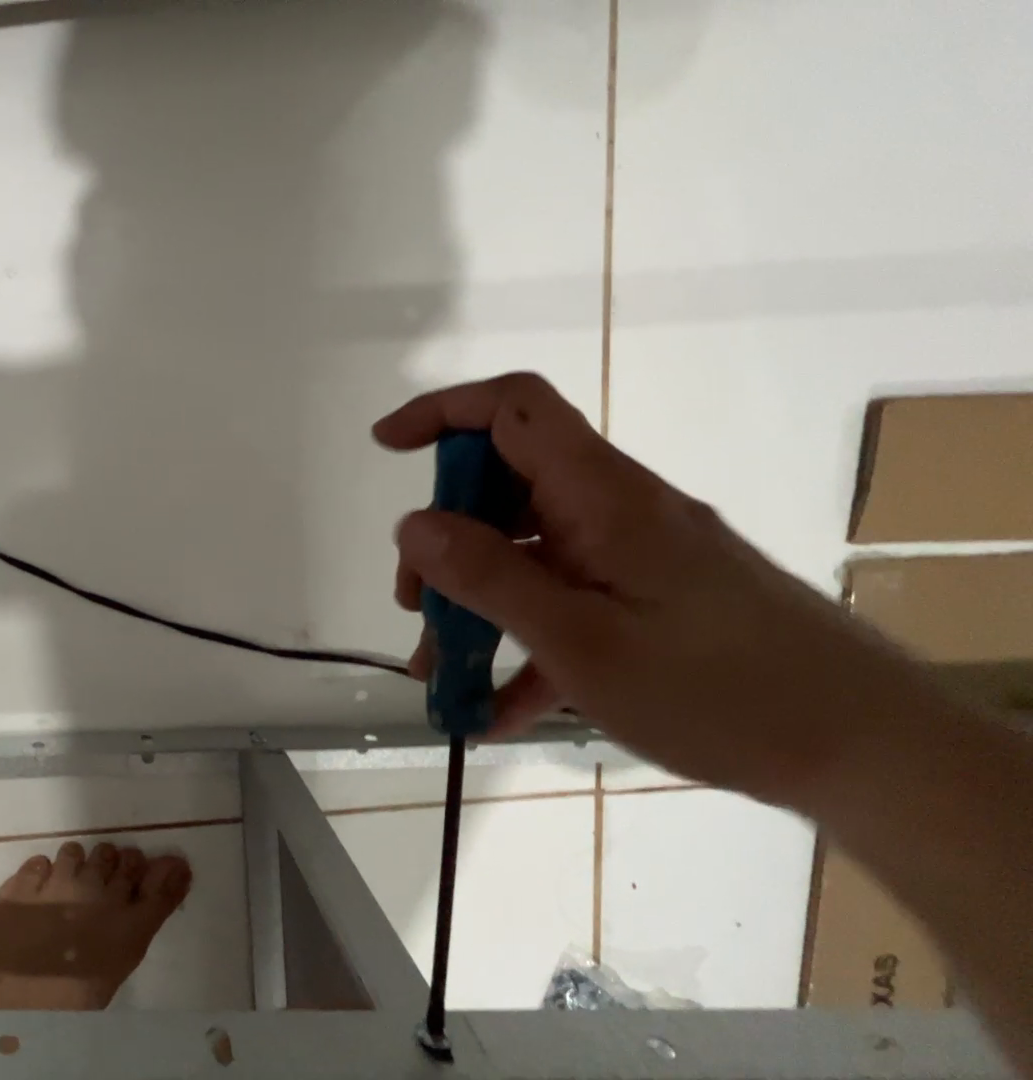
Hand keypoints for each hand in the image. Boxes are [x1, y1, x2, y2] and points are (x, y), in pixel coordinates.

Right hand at [376, 373, 946, 806]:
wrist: (865, 753)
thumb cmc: (718, 690)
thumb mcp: (579, 641)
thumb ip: (489, 577)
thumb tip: (410, 522)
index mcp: (602, 497)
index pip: (513, 410)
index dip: (442, 411)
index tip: (384, 447)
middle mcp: (615, 510)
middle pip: (506, 487)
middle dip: (444, 540)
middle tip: (417, 606)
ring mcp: (633, 556)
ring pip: (526, 552)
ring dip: (475, 603)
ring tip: (443, 674)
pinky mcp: (649, 599)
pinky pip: (565, 601)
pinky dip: (523, 644)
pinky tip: (497, 708)